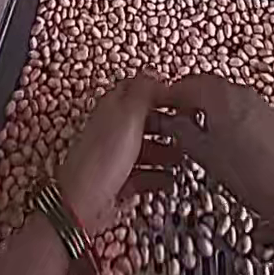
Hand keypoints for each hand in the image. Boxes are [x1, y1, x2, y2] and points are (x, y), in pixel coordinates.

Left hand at [57, 75, 170, 233]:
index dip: (160, 92)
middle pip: (145, 119)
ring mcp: (116, 155)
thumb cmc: (104, 156)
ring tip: (184, 157)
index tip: (183, 100)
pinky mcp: (120, 181)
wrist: (84, 202)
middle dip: (167, 124)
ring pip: (147, 148)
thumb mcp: (128, 116)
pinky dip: (159, 177)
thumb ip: (143, 92)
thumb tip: (155, 72)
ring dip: (167, 152)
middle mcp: (114, 128)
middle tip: (189, 131)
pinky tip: (171, 181)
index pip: (138, 90)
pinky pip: (144, 175)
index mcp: (114, 106)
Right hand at [157, 74, 273, 219]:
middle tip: (172, 119)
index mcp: (218, 94)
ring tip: (195, 130)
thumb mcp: (204, 154)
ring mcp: (255, 101)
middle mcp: (237, 90)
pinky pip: (237, 104)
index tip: (156, 110)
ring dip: (205, 106)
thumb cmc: (246, 173)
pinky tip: (221, 136)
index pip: (183, 84)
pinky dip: (223, 113)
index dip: (167, 97)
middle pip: (203, 85)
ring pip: (221, 95)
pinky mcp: (268, 115)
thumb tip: (168, 120)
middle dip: (185, 99)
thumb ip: (181, 131)